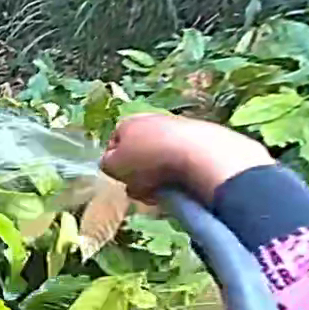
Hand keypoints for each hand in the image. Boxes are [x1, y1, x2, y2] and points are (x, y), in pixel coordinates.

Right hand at [100, 114, 272, 202]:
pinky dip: (176, 175)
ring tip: (158, 190)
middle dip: (136, 172)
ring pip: (158, 160)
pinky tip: (178, 184)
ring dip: (155, 177)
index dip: (113, 163)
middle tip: (137, 186)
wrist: (200, 155)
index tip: (117, 176)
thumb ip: (106, 163)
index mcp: (129, 122)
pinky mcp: (202, 139)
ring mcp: (180, 128)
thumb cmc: (146, 160)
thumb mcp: (111, 166)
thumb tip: (112, 163)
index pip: (112, 145)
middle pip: (137, 153)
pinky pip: (180, 162)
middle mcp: (154, 120)